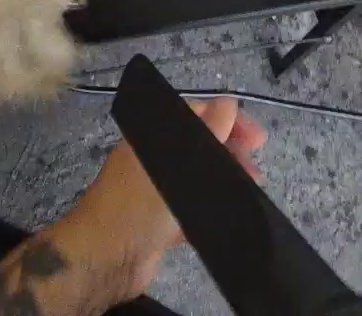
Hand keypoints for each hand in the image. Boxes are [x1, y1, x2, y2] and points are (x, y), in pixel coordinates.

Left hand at [50, 98, 269, 303]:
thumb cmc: (138, 203)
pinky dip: (211, 210)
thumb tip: (228, 104)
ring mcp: (158, 191)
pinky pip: (192, 209)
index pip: (195, 117)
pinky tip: (232, 217)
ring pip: (198, 178)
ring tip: (252, 190)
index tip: (256, 138)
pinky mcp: (162, 223)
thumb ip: (204, 135)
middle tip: (257, 169)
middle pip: (198, 147)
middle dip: (229, 153)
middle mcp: (155, 158)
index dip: (227, 122)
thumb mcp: (175, 164)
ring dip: (224, 181)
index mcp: (153, 136)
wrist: (105, 258)